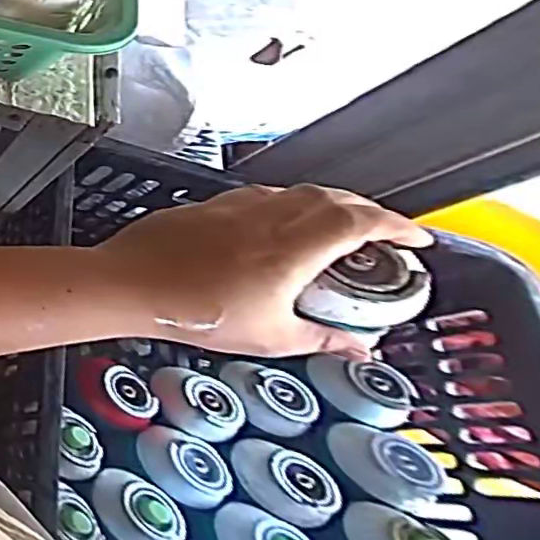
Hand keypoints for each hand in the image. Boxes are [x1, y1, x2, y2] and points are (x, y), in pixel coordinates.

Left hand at [96, 184, 432, 357]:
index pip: (356, 218)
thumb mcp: (271, 337)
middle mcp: (255, 218)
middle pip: (323, 196)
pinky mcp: (190, 211)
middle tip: (377, 232)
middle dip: (361, 209)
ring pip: (280, 192)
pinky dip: (269, 206)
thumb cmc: (191, 311)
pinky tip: (264, 229)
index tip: (414, 238)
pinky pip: (241, 198)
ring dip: (313, 204)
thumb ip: (322, 339)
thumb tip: (356, 347)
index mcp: (288, 247)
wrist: (125, 285)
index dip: (396, 224)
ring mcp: (219, 210)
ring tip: (324, 229)